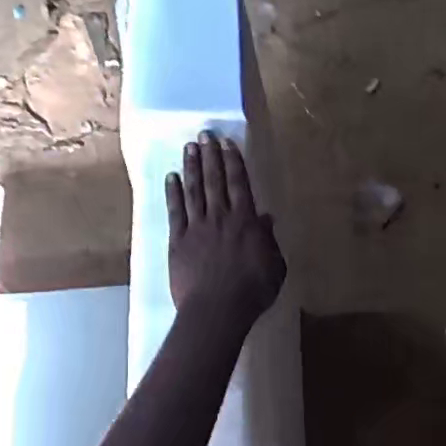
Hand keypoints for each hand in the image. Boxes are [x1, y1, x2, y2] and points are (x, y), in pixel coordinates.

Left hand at [164, 132, 285, 324]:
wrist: (217, 310)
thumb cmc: (252, 292)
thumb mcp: (274, 267)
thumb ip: (269, 241)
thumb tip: (266, 219)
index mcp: (246, 222)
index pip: (239, 184)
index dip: (233, 162)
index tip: (228, 143)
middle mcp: (221, 217)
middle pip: (215, 180)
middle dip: (210, 155)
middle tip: (205, 134)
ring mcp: (197, 228)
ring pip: (194, 190)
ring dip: (192, 167)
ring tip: (189, 147)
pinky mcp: (178, 241)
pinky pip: (175, 211)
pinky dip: (173, 192)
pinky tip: (171, 177)